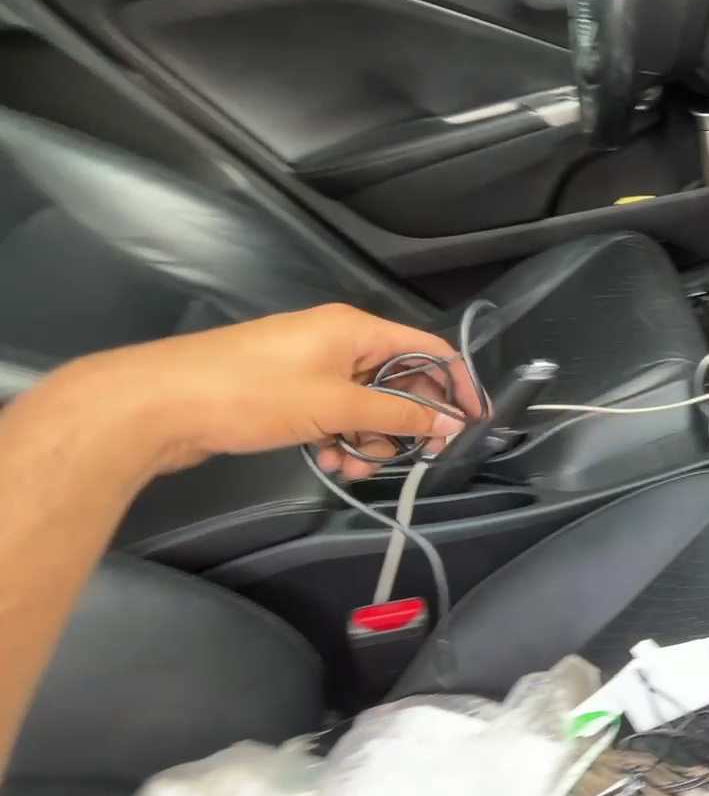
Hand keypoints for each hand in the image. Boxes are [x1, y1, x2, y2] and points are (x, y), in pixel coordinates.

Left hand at [47, 304, 481, 480]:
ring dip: (374, 436)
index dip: (458, 384)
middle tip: (420, 453)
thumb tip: (451, 424)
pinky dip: (345, 437)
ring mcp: (312, 366)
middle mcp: (340, 342)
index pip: (431, 350)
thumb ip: (402, 415)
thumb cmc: (251, 394)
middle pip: (402, 380)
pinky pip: (338, 412)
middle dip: (411, 419)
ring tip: (358, 464)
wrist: (147, 407)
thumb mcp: (338, 406)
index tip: (473, 419)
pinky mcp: (289, 389)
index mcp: (357, 330)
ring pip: (370, 402)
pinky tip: (334, 461)